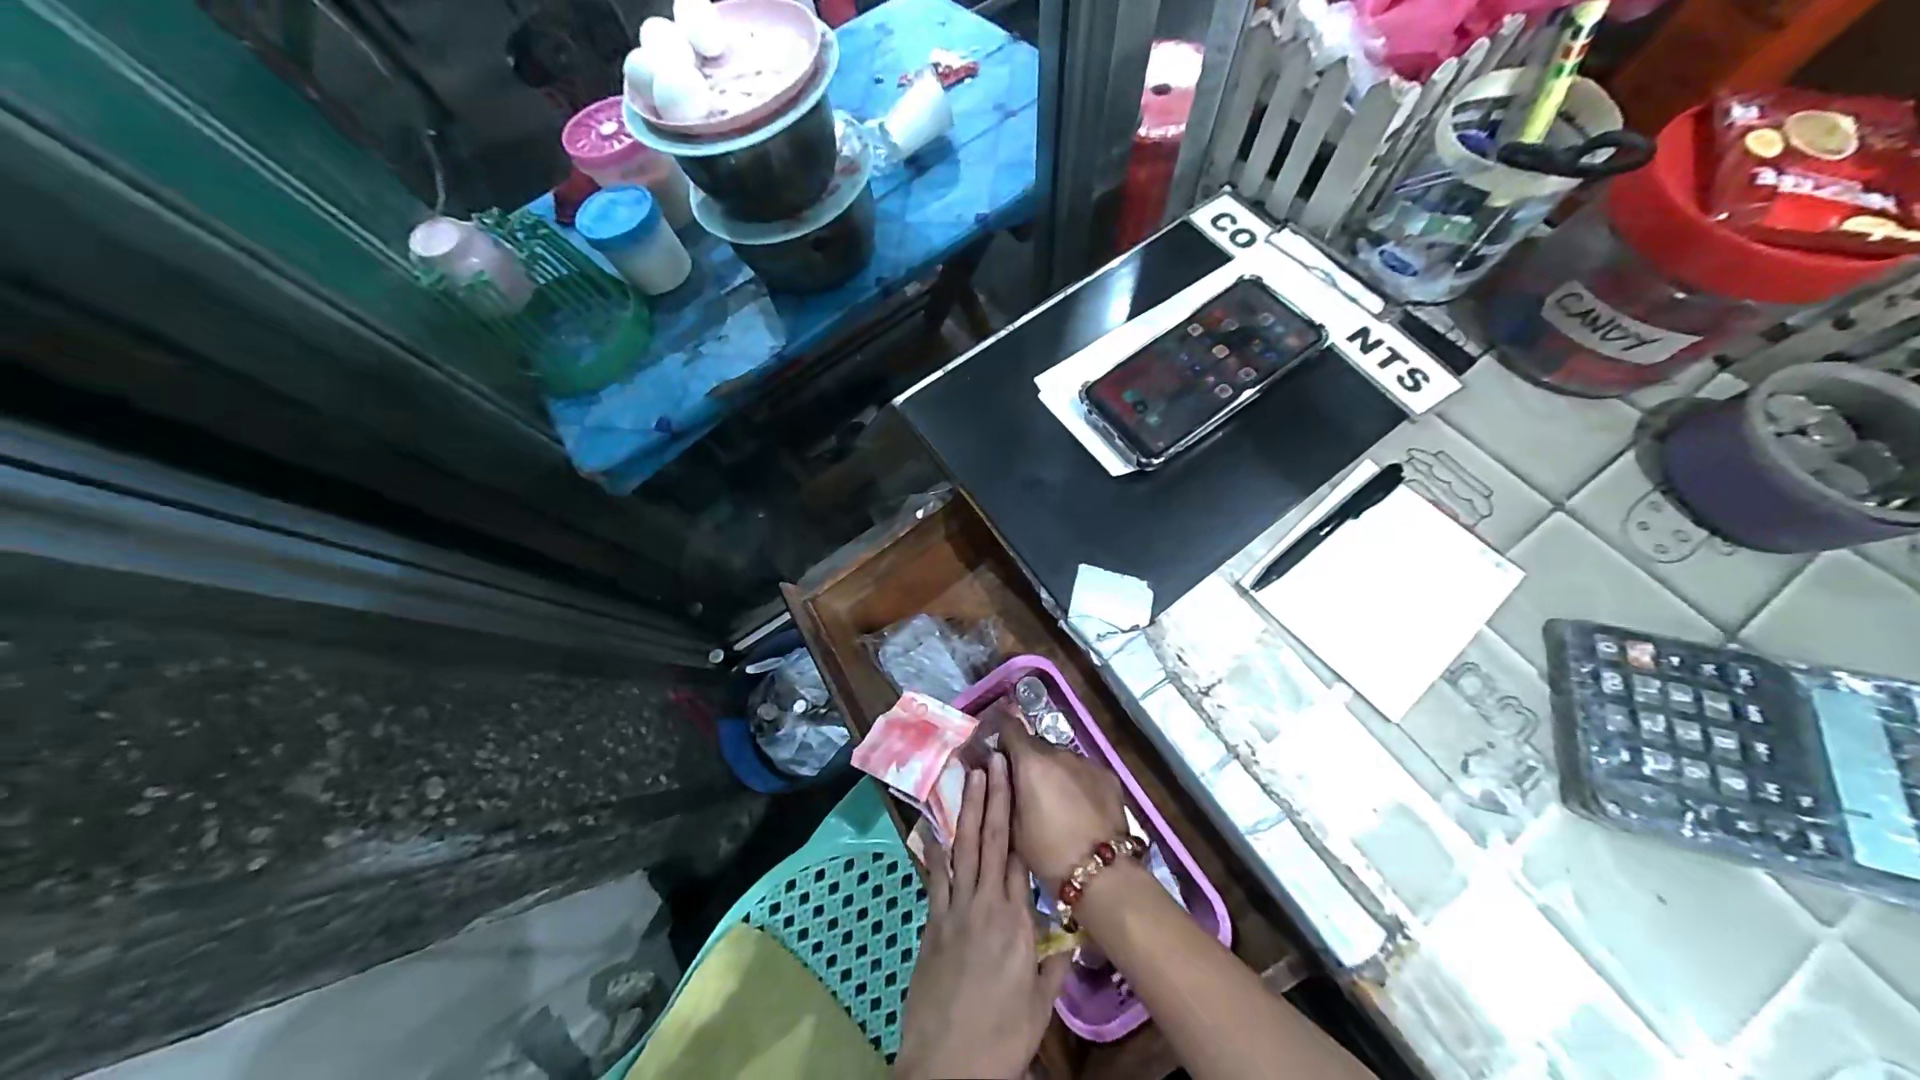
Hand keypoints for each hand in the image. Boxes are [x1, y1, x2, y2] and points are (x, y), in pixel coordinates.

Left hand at [895, 753, 1069, 1079]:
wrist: (948, 1065)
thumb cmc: (1002, 1037)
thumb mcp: (1041, 1005)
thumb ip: (1053, 963)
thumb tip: (1067, 930)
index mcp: (1017, 922)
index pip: (1020, 859)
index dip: (1021, 820)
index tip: (1023, 785)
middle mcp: (986, 905)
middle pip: (991, 841)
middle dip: (995, 798)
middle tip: (996, 761)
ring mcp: (954, 911)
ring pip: (963, 849)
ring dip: (967, 810)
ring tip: (971, 776)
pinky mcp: (931, 923)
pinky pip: (935, 877)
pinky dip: (934, 850)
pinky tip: (933, 827)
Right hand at [1001, 723, 1126, 889]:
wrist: (1102, 872)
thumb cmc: (1047, 852)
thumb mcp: (1011, 824)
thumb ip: (1004, 790)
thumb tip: (998, 769)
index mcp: (1031, 762)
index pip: (1009, 727)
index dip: (999, 730)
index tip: (993, 741)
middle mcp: (1059, 753)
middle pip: (1036, 746)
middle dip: (1027, 760)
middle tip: (1023, 785)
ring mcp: (1087, 762)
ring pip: (1061, 759)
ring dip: (1053, 772)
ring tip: (1054, 801)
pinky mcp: (1108, 775)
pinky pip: (1083, 771)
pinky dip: (1076, 782)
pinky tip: (1079, 807)